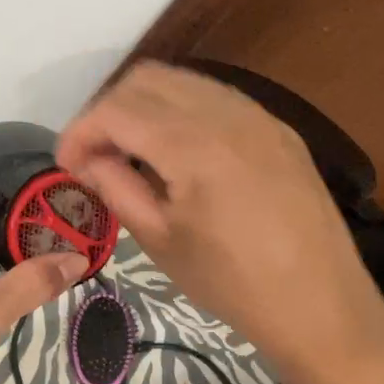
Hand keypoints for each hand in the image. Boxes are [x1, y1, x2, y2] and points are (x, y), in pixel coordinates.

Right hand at [58, 62, 383, 383]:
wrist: (319, 302)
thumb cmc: (230, 282)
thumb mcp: (159, 240)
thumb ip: (116, 187)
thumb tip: (83, 160)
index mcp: (192, 145)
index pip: (115, 109)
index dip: (79, 131)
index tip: (64, 165)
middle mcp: (226, 112)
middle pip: (146, 80)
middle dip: (107, 111)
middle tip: (92, 157)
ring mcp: (258, 115)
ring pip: (182, 82)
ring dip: (143, 107)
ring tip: (128, 154)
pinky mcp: (277, 128)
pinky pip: (215, 97)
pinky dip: (180, 111)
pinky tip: (174, 153)